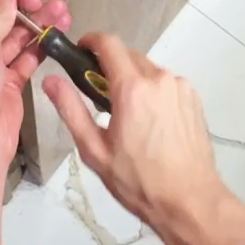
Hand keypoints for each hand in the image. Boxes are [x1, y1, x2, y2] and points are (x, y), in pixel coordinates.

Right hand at [43, 33, 234, 244]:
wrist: (191, 203)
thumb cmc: (139, 181)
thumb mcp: (95, 150)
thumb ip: (71, 110)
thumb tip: (51, 80)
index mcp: (131, 88)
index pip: (108, 44)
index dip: (91, 41)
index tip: (81, 51)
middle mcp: (158, 78)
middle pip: (128, 55)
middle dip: (111, 68)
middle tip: (101, 97)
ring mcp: (179, 86)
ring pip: (148, 69)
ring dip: (134, 81)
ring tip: (130, 117)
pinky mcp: (193, 96)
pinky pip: (166, 83)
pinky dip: (154, 92)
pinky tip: (153, 123)